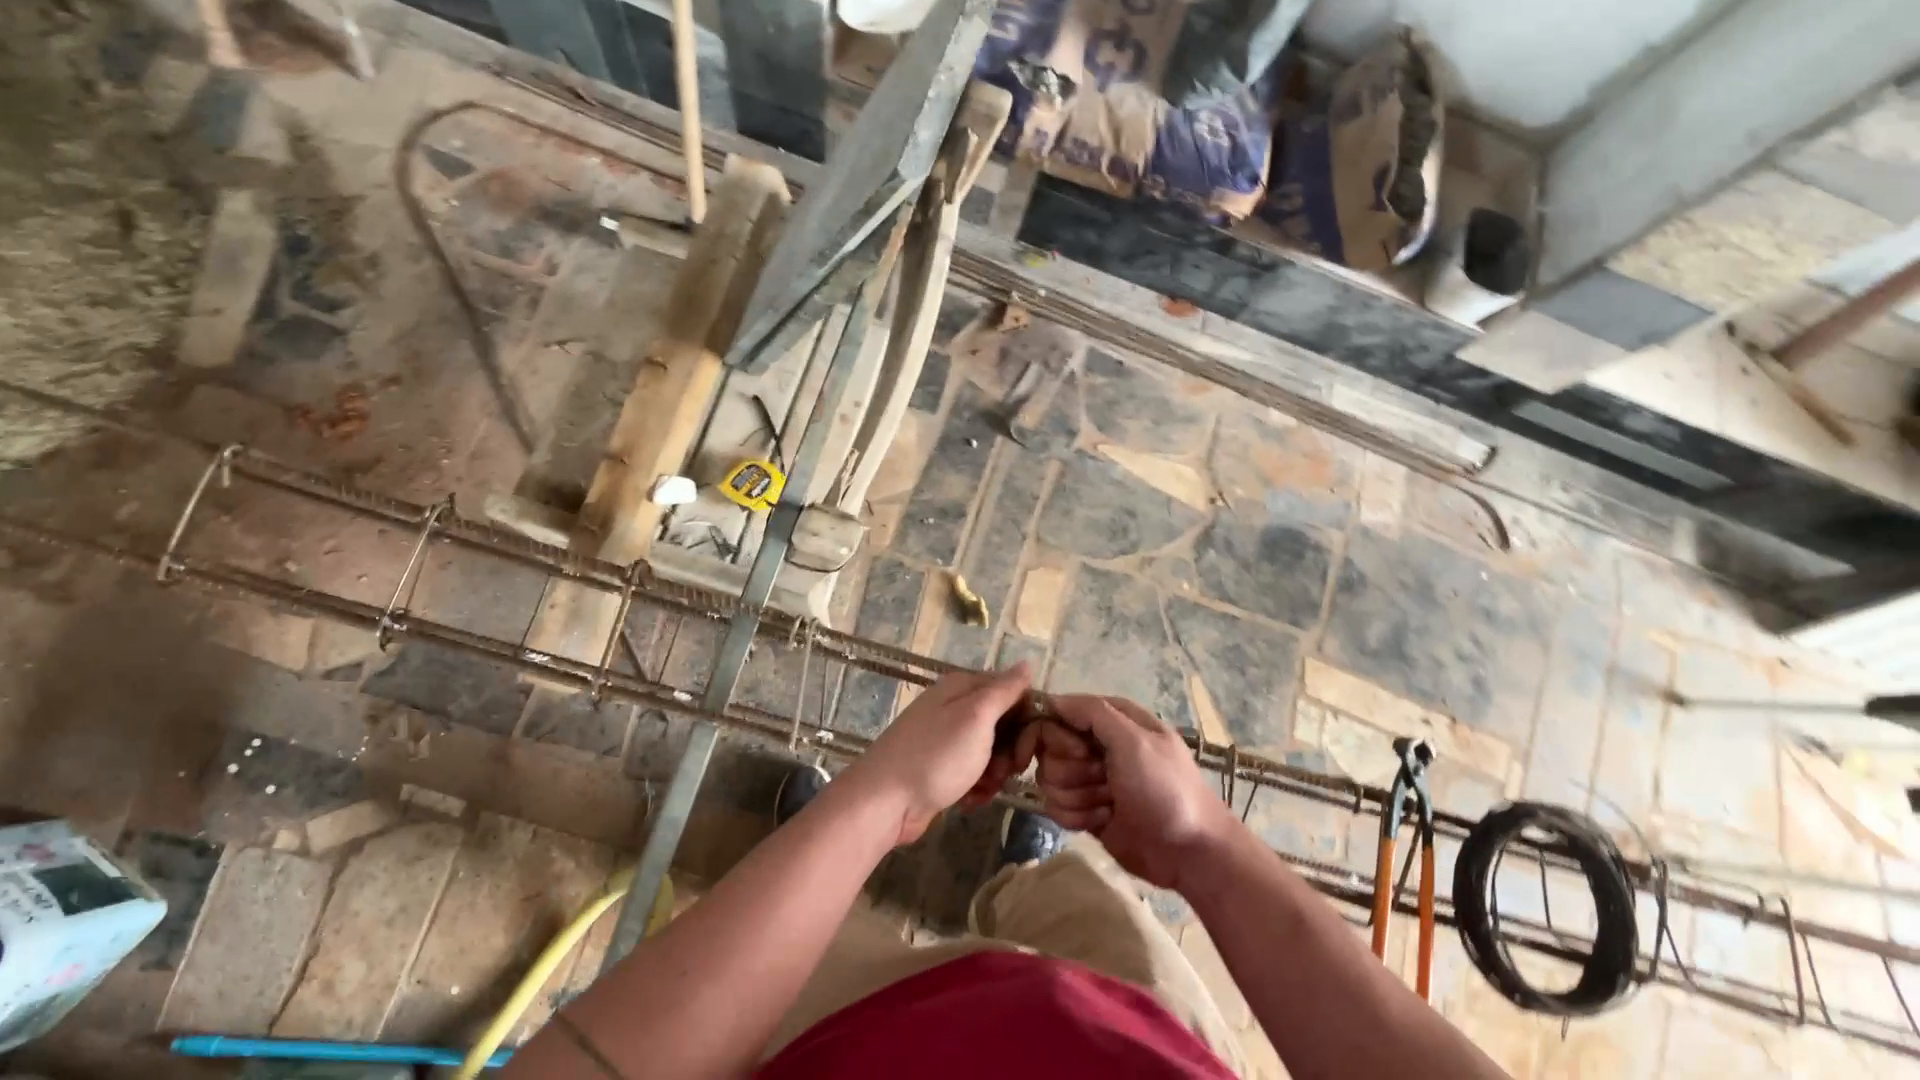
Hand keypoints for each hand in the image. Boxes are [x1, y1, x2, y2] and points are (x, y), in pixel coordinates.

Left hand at [839, 664, 1032, 845]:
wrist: (885, 802)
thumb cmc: (935, 757)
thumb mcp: (975, 718)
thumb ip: (1004, 690)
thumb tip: (1027, 663)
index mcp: (963, 688)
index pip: (1013, 692)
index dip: (1027, 719)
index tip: (1028, 745)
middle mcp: (954, 708)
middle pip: (1004, 724)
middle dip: (1010, 751)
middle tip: (1005, 771)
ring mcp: (947, 739)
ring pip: (991, 752)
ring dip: (994, 773)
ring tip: (983, 788)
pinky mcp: (942, 768)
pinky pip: (974, 772)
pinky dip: (977, 786)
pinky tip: (970, 799)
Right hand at [1032, 695, 1235, 890]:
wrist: (1186, 851)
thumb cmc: (1165, 789)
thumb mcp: (1135, 741)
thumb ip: (1093, 713)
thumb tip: (1051, 700)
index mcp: (1112, 720)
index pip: (1057, 713)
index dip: (1057, 734)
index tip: (1077, 752)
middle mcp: (1096, 745)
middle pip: (1049, 749)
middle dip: (1073, 771)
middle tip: (1105, 780)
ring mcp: (1089, 779)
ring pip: (1049, 780)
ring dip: (1079, 796)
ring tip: (1110, 805)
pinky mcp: (1084, 810)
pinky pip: (1055, 807)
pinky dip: (1078, 817)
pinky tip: (1104, 821)